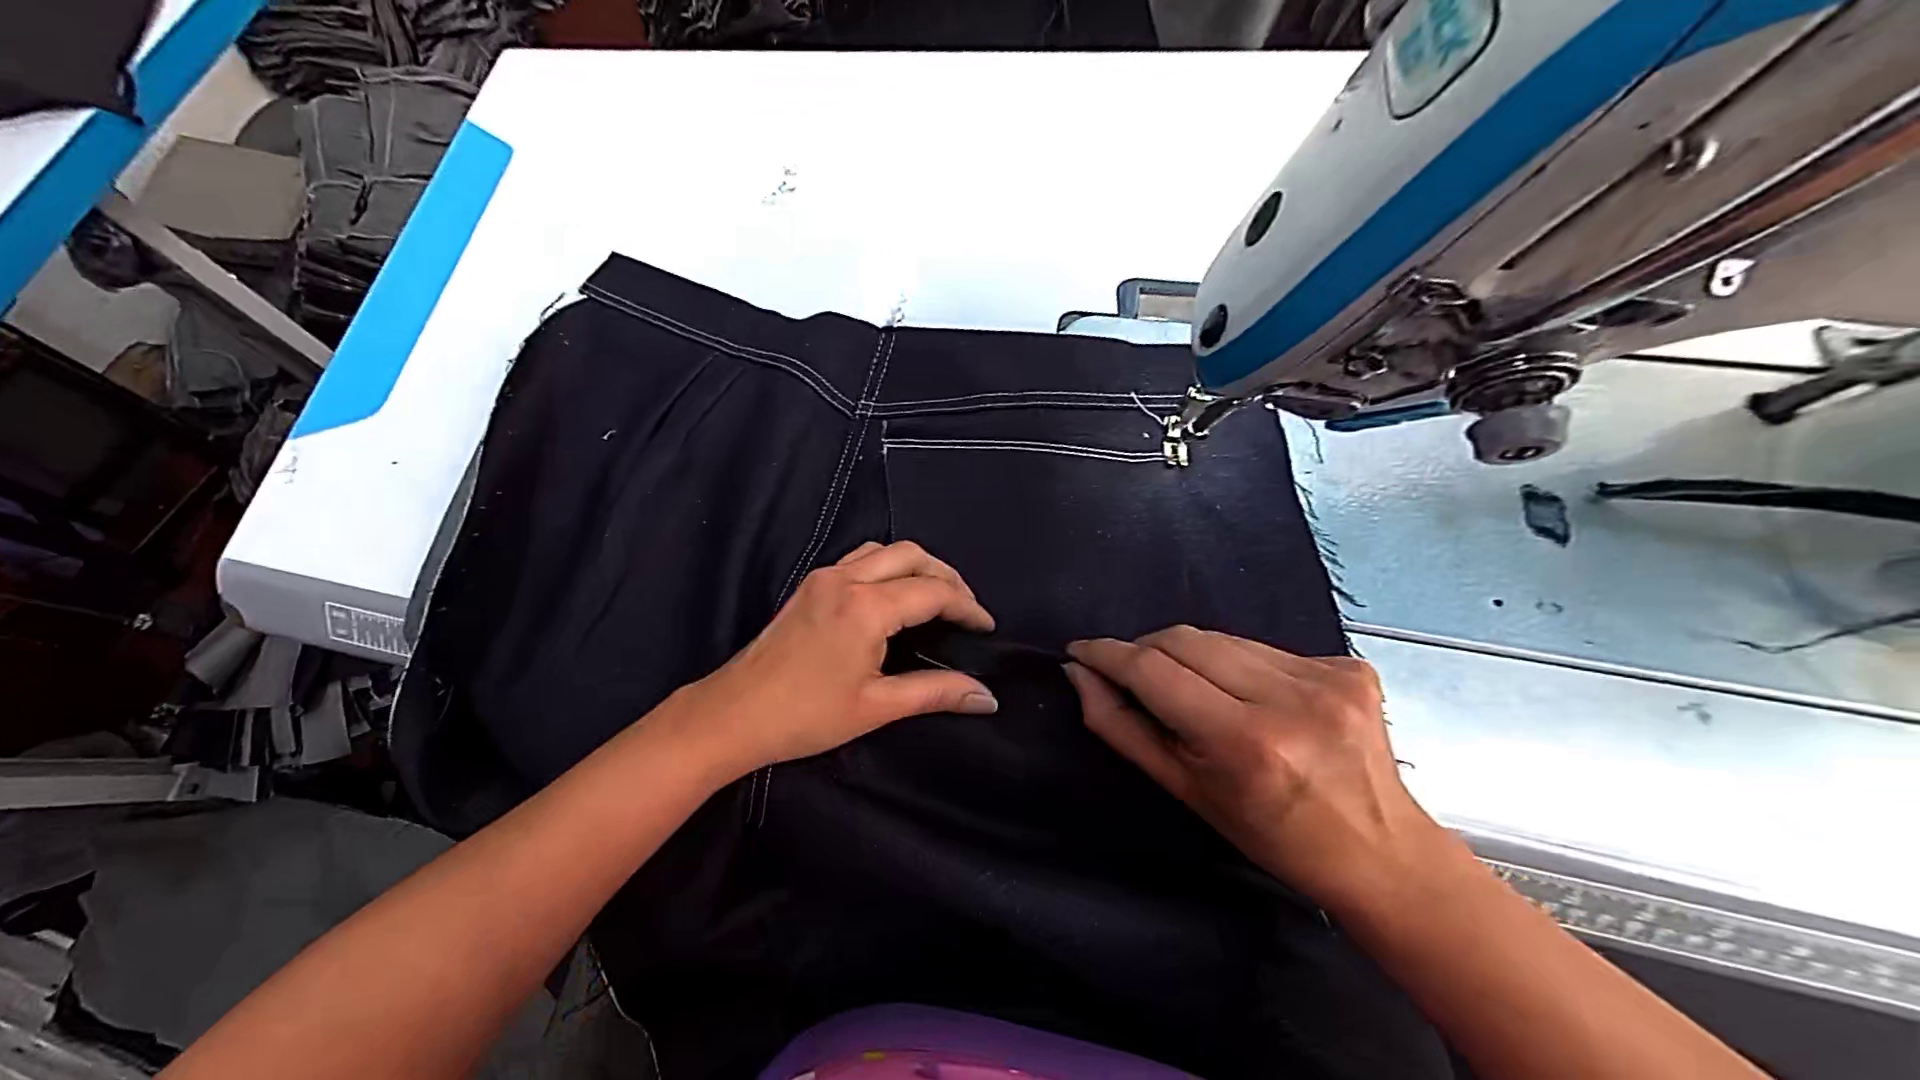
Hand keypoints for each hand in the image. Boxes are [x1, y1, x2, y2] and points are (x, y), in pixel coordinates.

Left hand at [653, 541, 998, 782]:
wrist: (732, 715)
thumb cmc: (805, 716)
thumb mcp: (876, 706)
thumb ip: (936, 693)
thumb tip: (985, 698)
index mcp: (866, 606)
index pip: (933, 592)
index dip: (967, 606)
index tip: (986, 627)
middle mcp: (846, 579)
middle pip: (912, 555)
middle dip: (947, 577)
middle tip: (967, 608)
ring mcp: (824, 577)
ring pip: (884, 550)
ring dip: (917, 566)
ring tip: (938, 596)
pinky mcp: (809, 585)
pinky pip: (860, 558)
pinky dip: (889, 566)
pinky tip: (895, 594)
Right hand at [1064, 626, 1446, 912]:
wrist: (1381, 853)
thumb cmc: (1271, 837)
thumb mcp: (1185, 791)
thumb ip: (1121, 728)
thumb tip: (1080, 675)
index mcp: (1245, 742)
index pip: (1153, 670)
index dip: (1108, 654)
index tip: (1080, 649)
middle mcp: (1288, 698)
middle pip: (1184, 640)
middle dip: (1145, 651)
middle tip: (1130, 674)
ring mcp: (1326, 676)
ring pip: (1222, 638)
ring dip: (1191, 657)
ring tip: (1194, 692)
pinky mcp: (1349, 665)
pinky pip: (1262, 647)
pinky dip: (1237, 664)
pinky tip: (1250, 697)